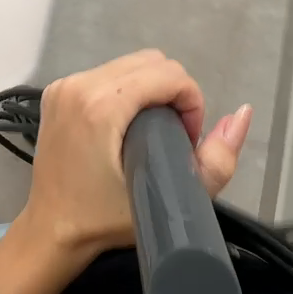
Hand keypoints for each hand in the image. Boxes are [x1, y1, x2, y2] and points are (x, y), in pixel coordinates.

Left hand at [17, 50, 253, 258]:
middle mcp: (78, 85)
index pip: (167, 74)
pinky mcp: (56, 92)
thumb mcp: (172, 197)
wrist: (51, 231)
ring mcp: (63, 86)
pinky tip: (127, 128)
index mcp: (100, 105)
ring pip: (128, 65)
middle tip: (174, 138)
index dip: (191, 102)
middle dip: (173, 94)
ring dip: (151, 92)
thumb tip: (242, 113)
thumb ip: (216, 161)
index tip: (187, 140)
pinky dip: (126, 92)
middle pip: (149, 62)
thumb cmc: (106, 220)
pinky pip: (106, 74)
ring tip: (153, 134)